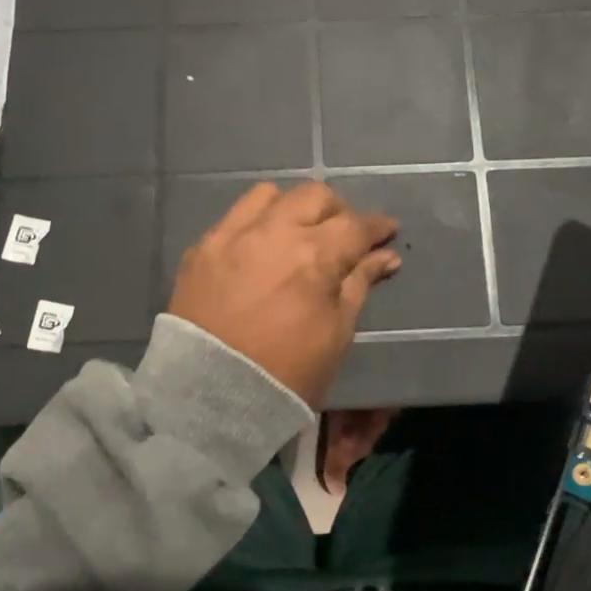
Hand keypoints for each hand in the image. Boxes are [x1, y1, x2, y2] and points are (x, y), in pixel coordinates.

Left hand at [168, 183, 400, 407]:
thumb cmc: (287, 373)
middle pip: (315, 196)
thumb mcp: (336, 334)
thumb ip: (359, 285)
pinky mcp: (202, 247)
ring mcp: (233, 235)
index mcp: (314, 255)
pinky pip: (234, 214)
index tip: (388, 231)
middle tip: (343, 235)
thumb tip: (385, 256)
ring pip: (270, 194)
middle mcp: (274, 232)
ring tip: (297, 232)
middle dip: (337, 210)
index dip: (377, 226)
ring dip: (292, 207)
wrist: (211, 397)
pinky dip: (256, 221)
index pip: (356, 225)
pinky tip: (259, 245)